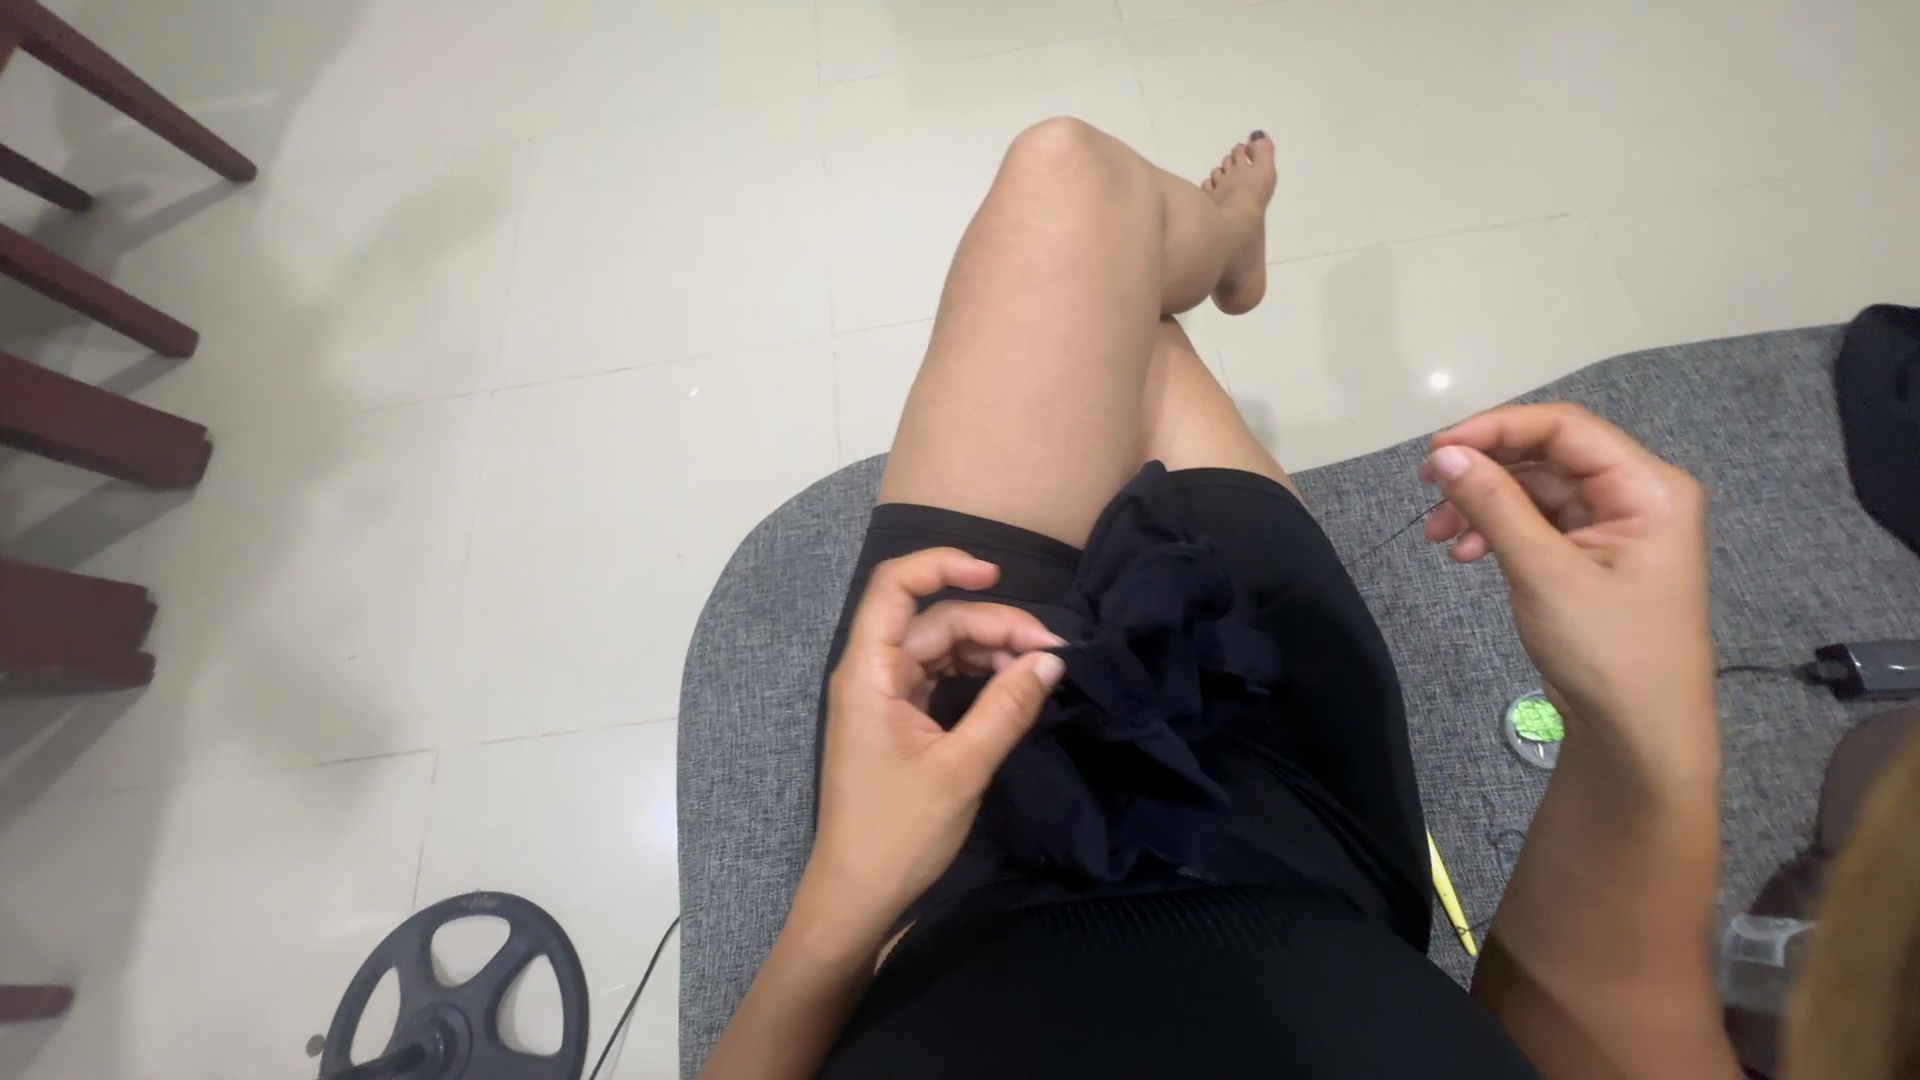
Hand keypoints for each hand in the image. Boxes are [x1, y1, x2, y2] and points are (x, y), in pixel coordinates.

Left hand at [806, 548, 1066, 935]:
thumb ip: (1006, 708)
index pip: (895, 587)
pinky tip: (1011, 683)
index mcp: (869, 672)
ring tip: (1039, 670)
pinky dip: (977, 673)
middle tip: (1050, 653)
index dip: (943, 565)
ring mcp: (885, 693)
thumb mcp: (962, 769)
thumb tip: (1052, 661)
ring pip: (941, 646)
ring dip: (989, 649)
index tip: (996, 576)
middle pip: (934, 620)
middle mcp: (872, 671)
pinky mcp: (899, 714)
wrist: (858, 894)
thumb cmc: (898, 834)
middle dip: (992, 625)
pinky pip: (941, 674)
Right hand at [1420, 404, 1715, 777]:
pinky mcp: (1584, 555)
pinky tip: (1463, 554)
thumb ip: (1492, 504)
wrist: (1635, 727)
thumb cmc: (1604, 645)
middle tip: (1426, 488)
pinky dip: (1491, 531)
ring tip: (1437, 537)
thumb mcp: (1542, 569)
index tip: (1435, 450)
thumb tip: (1443, 455)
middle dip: (1481, 470)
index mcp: (1645, 488)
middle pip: (1544, 457)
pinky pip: (1529, 523)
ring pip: (1529, 491)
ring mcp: (1607, 527)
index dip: (1496, 429)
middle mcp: (1631, 496)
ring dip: (1478, 505)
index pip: (1564, 428)